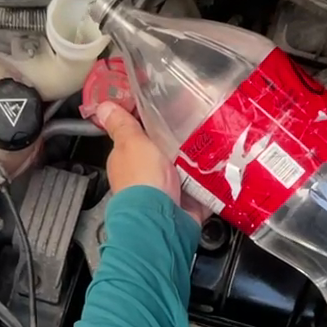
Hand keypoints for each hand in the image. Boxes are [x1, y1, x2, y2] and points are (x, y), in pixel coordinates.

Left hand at [93, 102, 207, 223]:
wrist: (161, 220)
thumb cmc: (142, 181)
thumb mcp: (130, 142)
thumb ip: (120, 124)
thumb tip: (102, 107)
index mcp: (128, 160)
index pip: (140, 136)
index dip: (153, 122)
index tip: (172, 107)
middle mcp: (147, 177)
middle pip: (167, 153)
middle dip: (183, 141)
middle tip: (200, 124)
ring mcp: (168, 192)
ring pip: (188, 170)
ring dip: (201, 159)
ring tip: (216, 142)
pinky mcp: (187, 205)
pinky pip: (204, 189)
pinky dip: (214, 181)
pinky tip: (223, 167)